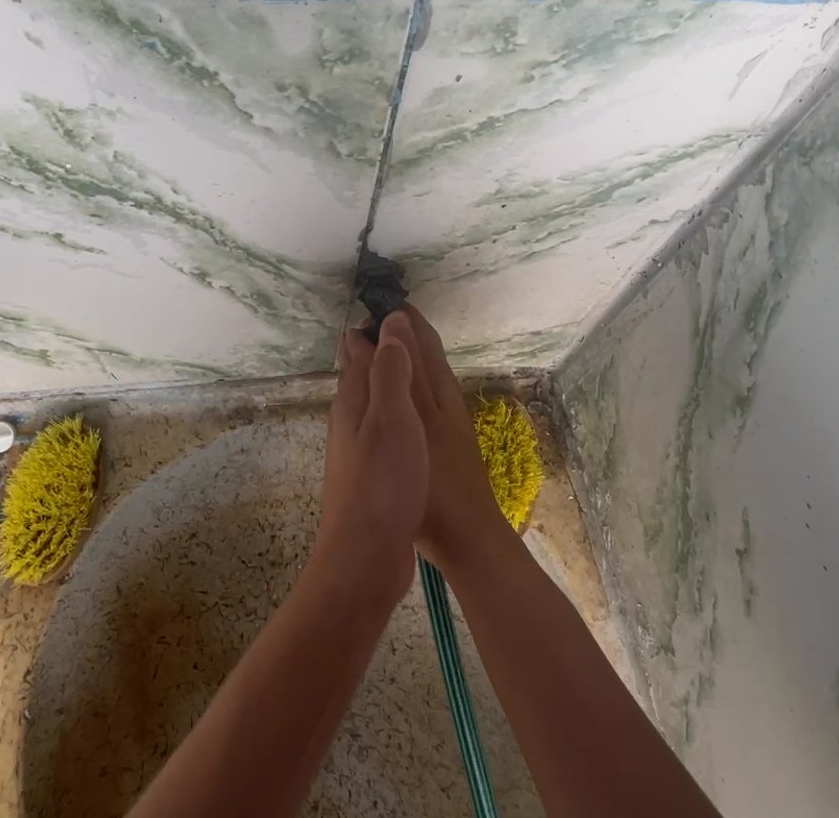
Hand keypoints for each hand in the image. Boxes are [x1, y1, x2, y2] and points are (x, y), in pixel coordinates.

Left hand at [318, 312, 428, 598]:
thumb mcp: (392, 417)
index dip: (376, 326)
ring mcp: (356, 448)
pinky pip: (381, 429)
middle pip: (360, 373)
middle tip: (407, 329)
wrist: (366, 554)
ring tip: (412, 367)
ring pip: (370, 402)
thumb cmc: (383, 481)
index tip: (397, 305)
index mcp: (353, 399)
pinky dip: (395, 413)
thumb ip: (390, 370)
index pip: (358, 348)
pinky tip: (411, 423)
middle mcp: (349, 418)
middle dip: (379, 349)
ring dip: (387, 380)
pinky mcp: (369, 473)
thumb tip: (389, 322)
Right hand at [397, 305, 513, 571]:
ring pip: (425, 376)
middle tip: (373, 316)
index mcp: (434, 391)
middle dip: (402, 331)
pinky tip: (395, 397)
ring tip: (380, 346)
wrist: (467, 537)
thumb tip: (393, 325)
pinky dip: (405, 384)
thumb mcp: (411, 424)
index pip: (417, 339)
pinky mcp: (441, 444)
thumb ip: (400, 374)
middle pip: (424, 353)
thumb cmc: (433, 483)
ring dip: (405, 356)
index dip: (397, 319)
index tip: (372, 301)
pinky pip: (422, 398)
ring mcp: (445, 422)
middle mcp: (443, 400)